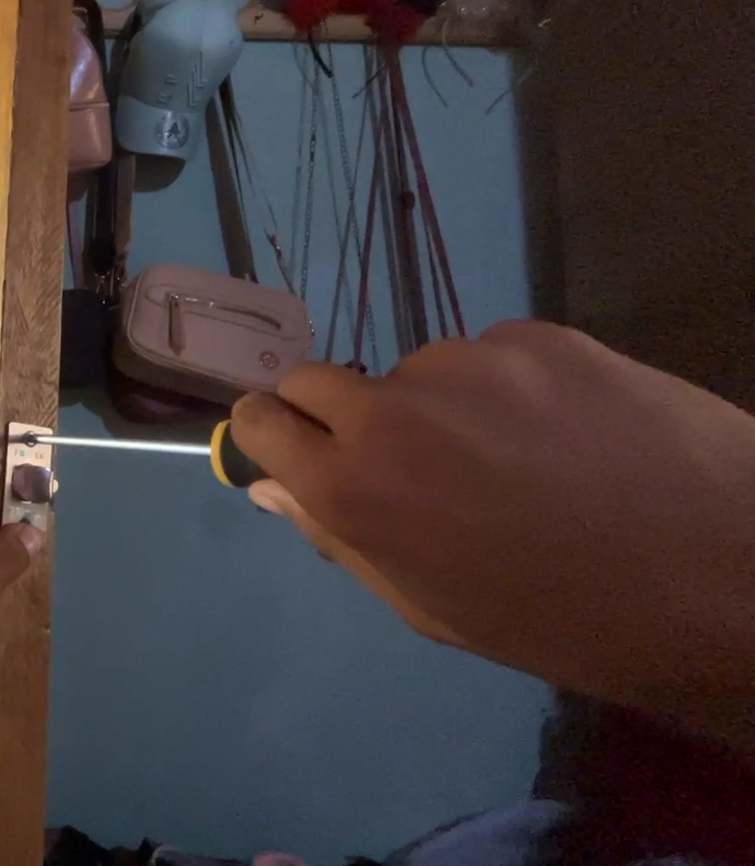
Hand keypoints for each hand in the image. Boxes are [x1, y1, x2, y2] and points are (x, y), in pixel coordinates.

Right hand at [231, 320, 754, 751]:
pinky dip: (503, 385)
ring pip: (407, 371)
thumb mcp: (427, 605)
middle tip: (401, 453)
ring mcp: (461, 366)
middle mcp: (382, 412)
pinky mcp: (537, 339)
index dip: (271, 434)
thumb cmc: (566, 621)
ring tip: (513, 449)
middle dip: (332, 412)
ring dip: (431, 402)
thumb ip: (334, 537)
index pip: (254, 419)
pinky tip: (565, 425)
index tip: (301, 451)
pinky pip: (487, 353)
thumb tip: (272, 487)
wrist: (754, 589)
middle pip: (309, 379)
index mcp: (347, 484)